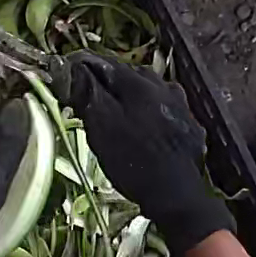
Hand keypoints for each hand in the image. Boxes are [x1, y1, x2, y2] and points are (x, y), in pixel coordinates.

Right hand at [64, 52, 232, 255]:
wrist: (175, 194)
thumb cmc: (132, 158)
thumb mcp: (100, 124)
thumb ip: (87, 91)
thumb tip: (69, 64)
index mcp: (138, 82)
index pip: (103, 63)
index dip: (81, 68)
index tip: (65, 78)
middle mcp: (163, 85)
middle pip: (127, 75)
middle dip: (105, 83)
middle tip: (86, 99)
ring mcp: (181, 105)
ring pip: (147, 92)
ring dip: (128, 98)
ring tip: (113, 114)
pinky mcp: (190, 126)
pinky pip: (163, 110)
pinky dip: (148, 114)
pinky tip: (142, 128)